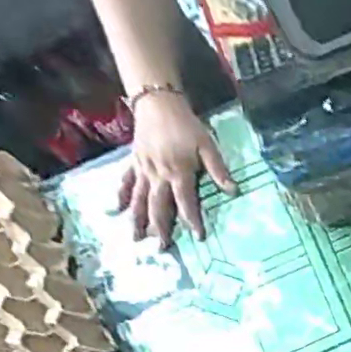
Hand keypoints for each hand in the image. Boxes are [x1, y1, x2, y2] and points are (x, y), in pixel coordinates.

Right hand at [116, 91, 236, 247]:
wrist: (157, 102)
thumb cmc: (186, 125)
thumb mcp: (207, 146)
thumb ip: (218, 170)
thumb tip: (233, 191)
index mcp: (178, 172)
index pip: (185, 202)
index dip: (192, 220)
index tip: (198, 237)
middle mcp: (158, 174)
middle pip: (158, 206)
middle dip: (160, 228)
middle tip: (162, 249)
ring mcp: (143, 169)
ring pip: (139, 198)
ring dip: (137, 219)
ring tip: (136, 239)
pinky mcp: (134, 162)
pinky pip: (126, 181)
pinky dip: (121, 196)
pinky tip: (116, 210)